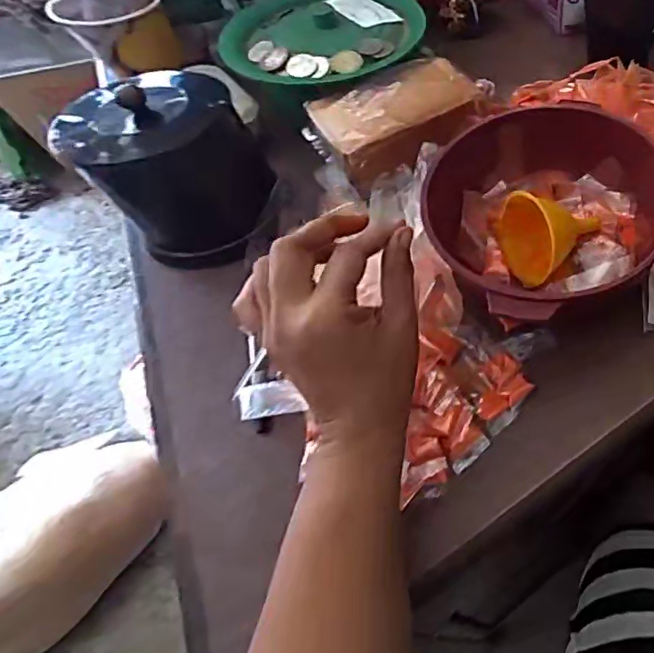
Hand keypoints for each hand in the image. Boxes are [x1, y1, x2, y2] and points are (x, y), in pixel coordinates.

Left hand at [232, 212, 417, 448]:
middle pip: (289, 248)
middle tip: (356, 225)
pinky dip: (270, 277)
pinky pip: (251, 295)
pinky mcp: (265, 337)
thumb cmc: (388, 379)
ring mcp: (269, 327)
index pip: (347, 255)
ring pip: (265, 266)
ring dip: (299, 249)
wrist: (357, 426)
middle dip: (324, 228)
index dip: (374, 236)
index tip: (395, 230)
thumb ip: (398, 273)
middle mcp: (287, 316)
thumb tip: (399, 233)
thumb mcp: (402, 324)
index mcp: (325, 315)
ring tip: (332, 250)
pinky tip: (299, 278)